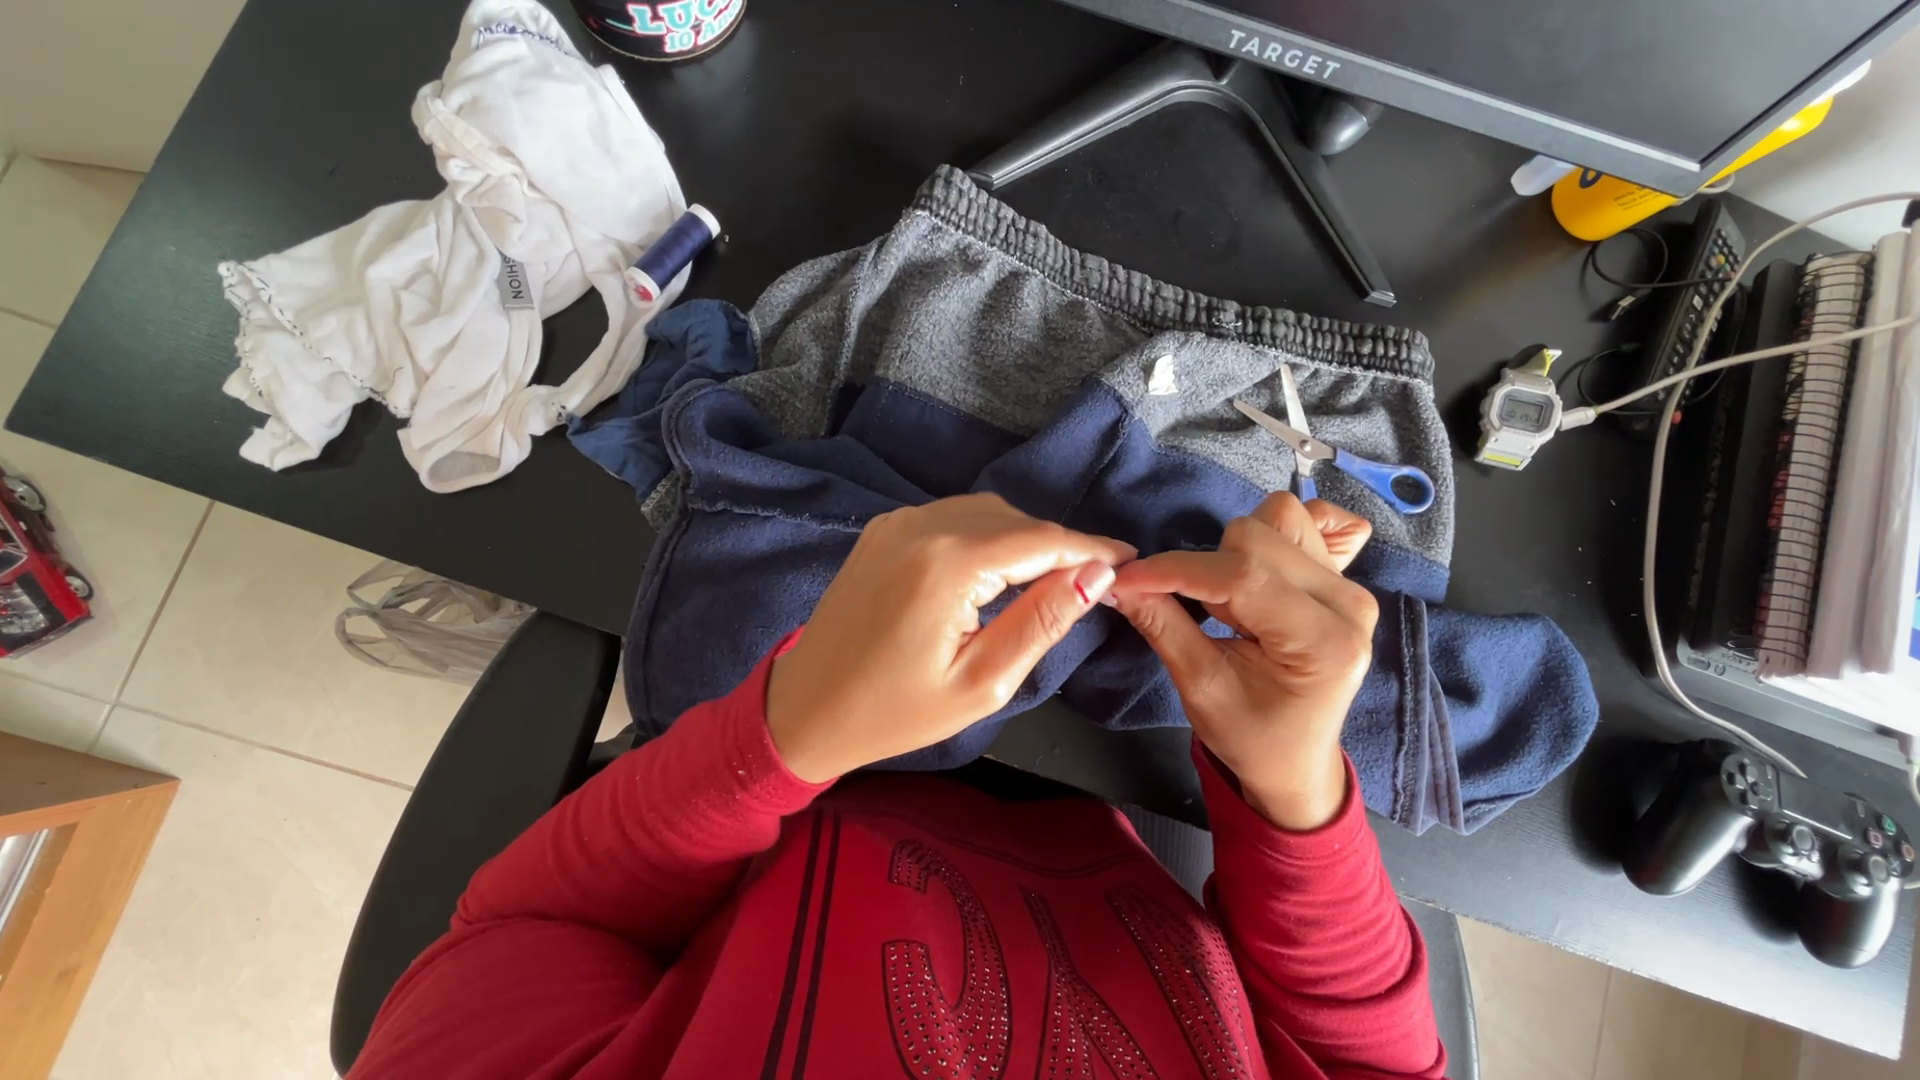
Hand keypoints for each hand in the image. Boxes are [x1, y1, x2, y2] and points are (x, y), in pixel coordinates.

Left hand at [766, 494, 1135, 782]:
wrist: (806, 708)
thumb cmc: (897, 711)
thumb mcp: (983, 681)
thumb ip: (1043, 620)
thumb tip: (1096, 573)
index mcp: (949, 563)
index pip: (1042, 540)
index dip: (1091, 548)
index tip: (1129, 559)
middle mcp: (922, 524)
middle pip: (1015, 520)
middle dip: (1058, 546)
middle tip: (1091, 580)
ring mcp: (897, 522)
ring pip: (984, 513)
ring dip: (1022, 539)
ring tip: (1049, 579)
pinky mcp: (882, 530)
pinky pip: (951, 518)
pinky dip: (984, 535)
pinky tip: (995, 569)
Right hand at [1108, 494, 1377, 829]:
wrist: (1295, 761)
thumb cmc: (1250, 736)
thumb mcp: (1199, 688)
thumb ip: (1161, 625)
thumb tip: (1115, 581)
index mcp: (1323, 641)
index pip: (1242, 576)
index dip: (1175, 569)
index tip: (1126, 578)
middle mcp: (1348, 602)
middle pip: (1257, 536)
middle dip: (1206, 568)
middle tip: (1198, 615)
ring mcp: (1351, 585)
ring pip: (1280, 518)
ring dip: (1235, 552)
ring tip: (1231, 604)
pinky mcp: (1343, 577)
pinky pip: (1310, 520)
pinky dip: (1275, 534)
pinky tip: (1261, 569)